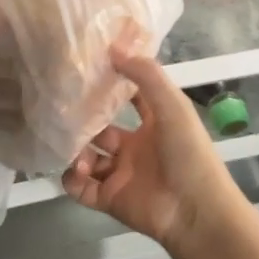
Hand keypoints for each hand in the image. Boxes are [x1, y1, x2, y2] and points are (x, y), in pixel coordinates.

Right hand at [63, 50, 244, 248]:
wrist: (195, 210)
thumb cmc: (188, 153)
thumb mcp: (172, 106)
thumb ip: (145, 76)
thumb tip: (113, 48)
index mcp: (154, 125)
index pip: (130, 99)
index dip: (112, 85)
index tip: (86, 69)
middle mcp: (135, 148)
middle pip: (100, 129)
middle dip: (83, 121)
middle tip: (64, 110)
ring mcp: (120, 174)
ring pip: (86, 157)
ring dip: (75, 150)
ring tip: (75, 147)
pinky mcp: (109, 198)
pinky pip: (80, 187)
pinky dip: (71, 178)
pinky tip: (75, 169)